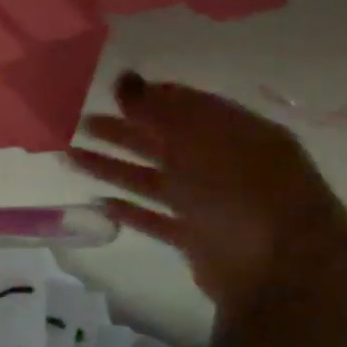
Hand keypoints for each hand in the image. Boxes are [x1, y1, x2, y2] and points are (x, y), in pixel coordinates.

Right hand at [70, 72, 346, 309]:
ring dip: (112, 167)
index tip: (111, 90)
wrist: (278, 267)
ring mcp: (214, 204)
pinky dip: (127, 210)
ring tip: (67, 157)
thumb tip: (124, 79)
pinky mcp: (197, 236)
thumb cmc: (240, 191)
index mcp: (242, 137)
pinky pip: (155, 218)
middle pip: (169, 143)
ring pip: (154, 179)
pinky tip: (96, 203)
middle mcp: (229, 167)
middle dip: (125, 131)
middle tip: (80, 122)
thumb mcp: (198, 140)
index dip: (154, 98)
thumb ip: (159, 110)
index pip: (193, 108)